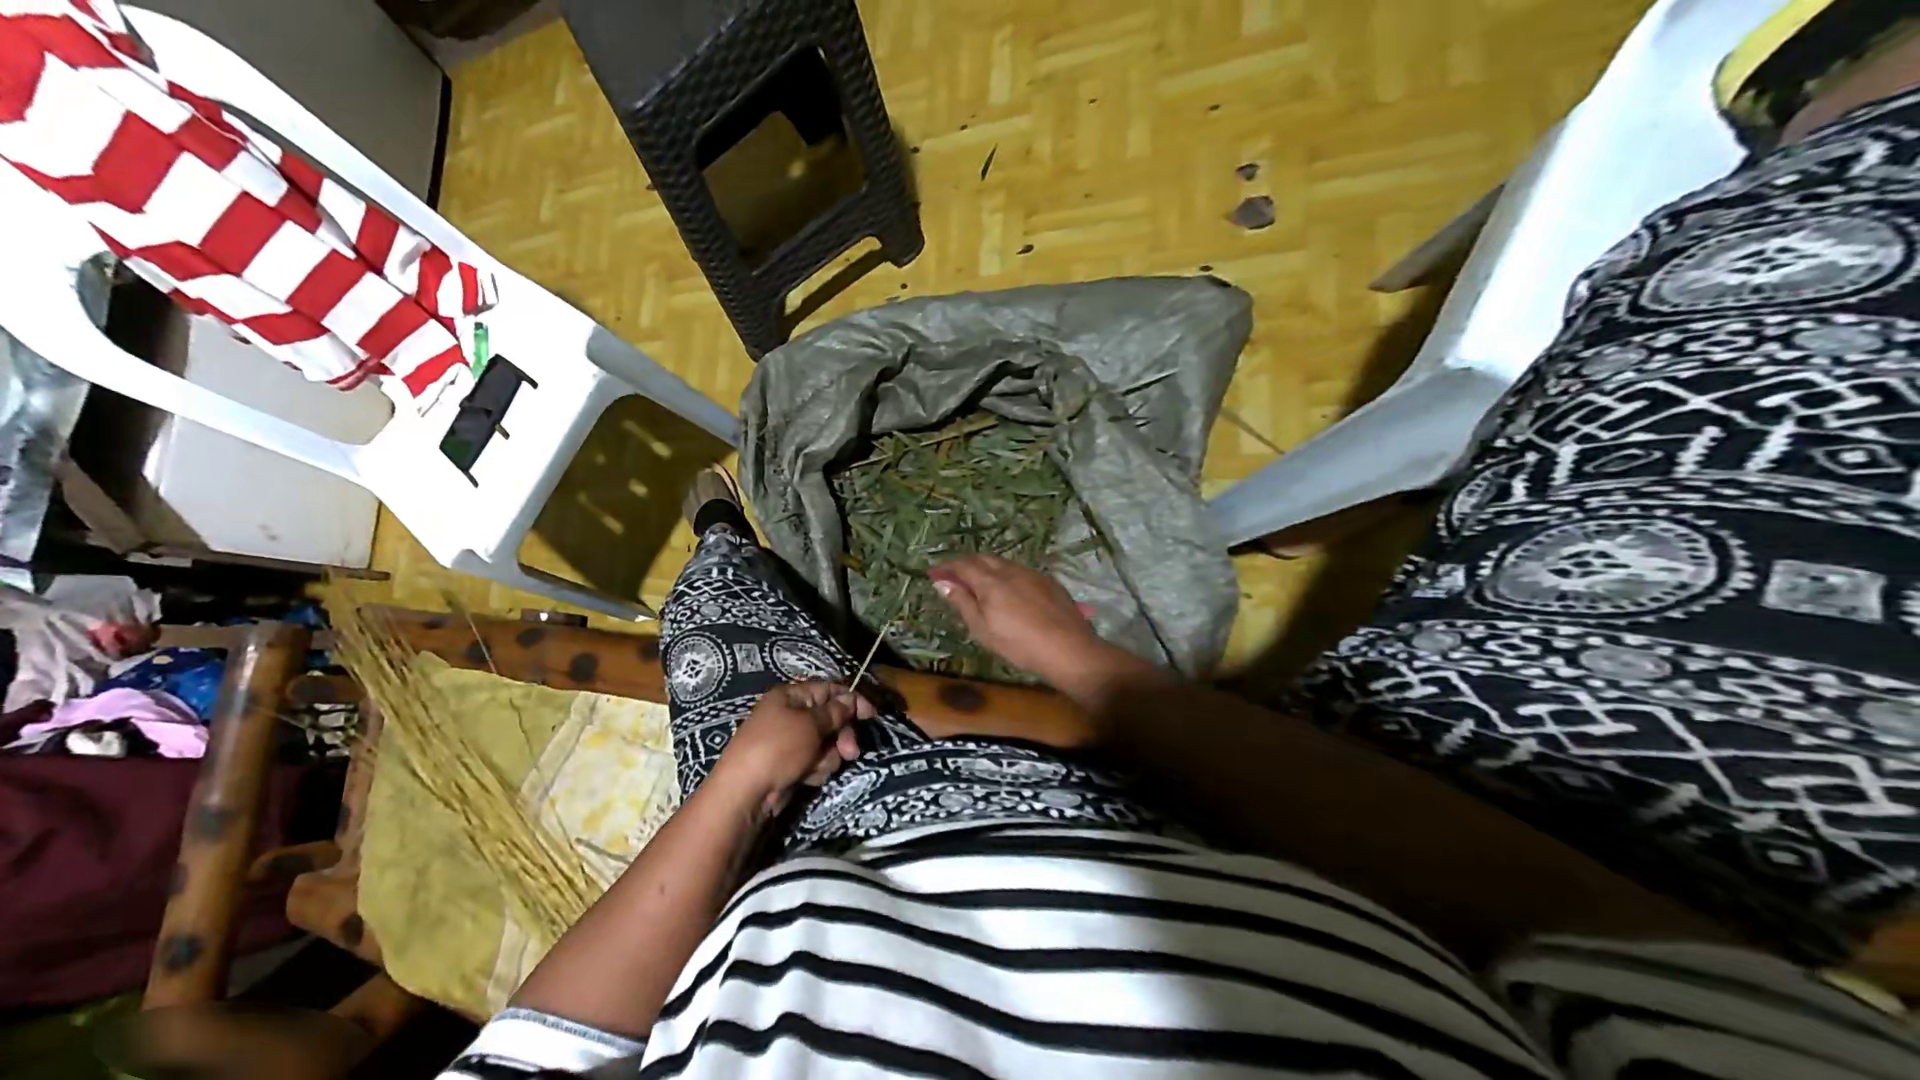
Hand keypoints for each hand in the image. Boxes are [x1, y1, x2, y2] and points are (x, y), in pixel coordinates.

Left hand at [711, 680, 873, 819]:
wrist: (747, 792)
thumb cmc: (778, 748)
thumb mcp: (810, 724)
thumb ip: (835, 712)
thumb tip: (850, 700)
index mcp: (791, 696)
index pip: (828, 689)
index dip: (851, 700)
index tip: (871, 714)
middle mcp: (791, 714)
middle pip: (831, 718)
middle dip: (842, 735)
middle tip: (851, 752)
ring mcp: (791, 740)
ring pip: (827, 742)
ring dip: (828, 755)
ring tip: (816, 766)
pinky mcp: (791, 763)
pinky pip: (816, 760)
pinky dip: (816, 768)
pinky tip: (806, 777)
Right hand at [928, 555, 1145, 699]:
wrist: (1069, 650)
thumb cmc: (1019, 645)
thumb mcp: (983, 629)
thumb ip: (963, 603)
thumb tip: (943, 583)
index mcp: (991, 581)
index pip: (963, 564)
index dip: (947, 567)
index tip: (935, 574)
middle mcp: (1011, 571)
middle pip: (983, 558)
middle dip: (966, 564)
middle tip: (954, 578)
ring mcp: (1032, 574)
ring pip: (1003, 563)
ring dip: (986, 568)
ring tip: (979, 585)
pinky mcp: (1049, 582)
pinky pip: (1020, 572)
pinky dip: (1006, 576)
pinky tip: (1009, 593)